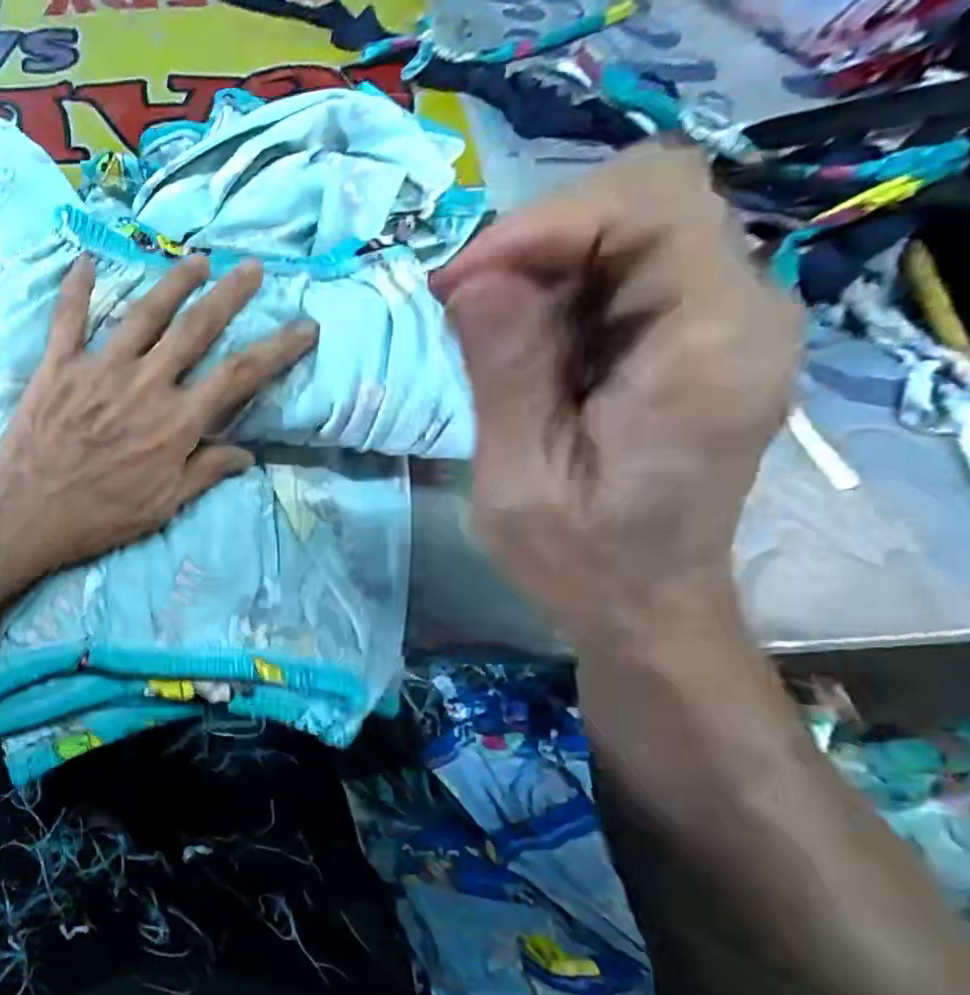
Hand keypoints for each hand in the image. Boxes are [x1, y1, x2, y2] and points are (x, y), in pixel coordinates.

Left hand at [0, 254, 318, 606]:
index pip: (238, 375)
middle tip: (251, 269)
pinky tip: (85, 260)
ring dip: (173, 282)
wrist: (26, 514)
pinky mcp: (58, 367)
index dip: (277, 348)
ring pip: (143, 314)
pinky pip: (68, 319)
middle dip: (229, 295)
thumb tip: (247, 453)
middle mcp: (144, 384)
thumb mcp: (161, 507)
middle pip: (196, 328)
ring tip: (196, 260)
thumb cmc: (97, 517)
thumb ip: (203, 473)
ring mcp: (98, 370)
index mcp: (174, 422)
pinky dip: (76, 289)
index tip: (305, 326)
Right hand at [428, 145, 801, 649]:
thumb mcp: (519, 476)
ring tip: (478, 322)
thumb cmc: (578, 556)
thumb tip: (472, 277)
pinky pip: (625, 263)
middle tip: (460, 299)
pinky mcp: (695, 329)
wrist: (643, 600)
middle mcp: (740, 310)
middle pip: (649, 194)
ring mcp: (724, 315)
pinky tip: (516, 336)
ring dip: (540, 256)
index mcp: (708, 346)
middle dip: (538, 232)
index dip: (540, 225)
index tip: (454, 284)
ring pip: (634, 219)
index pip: (649, 208)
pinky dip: (555, 280)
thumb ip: (505, 371)